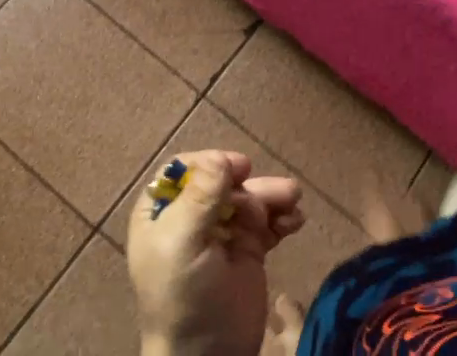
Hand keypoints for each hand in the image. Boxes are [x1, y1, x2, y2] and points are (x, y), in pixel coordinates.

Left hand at [126, 151, 304, 355]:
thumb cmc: (184, 298)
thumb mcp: (184, 244)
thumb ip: (201, 197)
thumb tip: (219, 157)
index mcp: (162, 215)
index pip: (184, 170)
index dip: (211, 163)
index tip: (238, 168)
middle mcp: (190, 219)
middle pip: (224, 182)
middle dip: (253, 184)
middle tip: (282, 191)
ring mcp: (222, 235)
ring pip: (249, 198)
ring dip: (273, 197)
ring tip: (294, 204)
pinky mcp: (248, 251)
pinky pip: (267, 222)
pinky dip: (282, 217)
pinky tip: (294, 224)